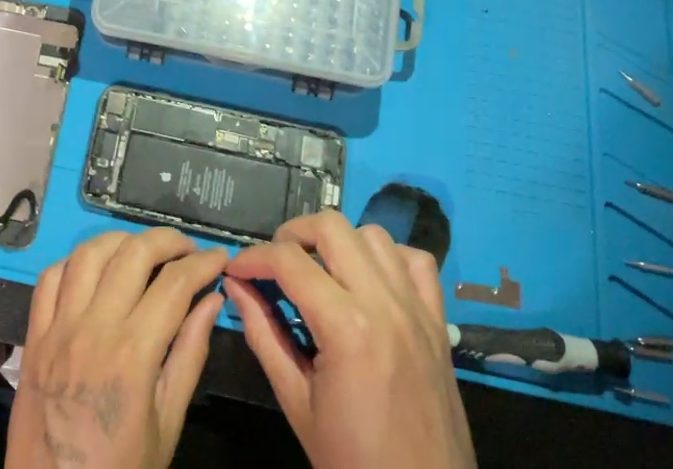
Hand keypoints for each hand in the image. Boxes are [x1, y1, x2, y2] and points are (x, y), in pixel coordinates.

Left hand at [7, 228, 230, 468]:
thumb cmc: (120, 467)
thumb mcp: (167, 421)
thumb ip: (189, 354)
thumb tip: (213, 301)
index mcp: (133, 353)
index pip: (174, 284)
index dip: (202, 263)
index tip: (219, 258)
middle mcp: (93, 327)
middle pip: (132, 254)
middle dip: (166, 240)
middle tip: (187, 249)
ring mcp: (58, 327)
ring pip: (88, 254)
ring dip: (120, 241)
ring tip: (143, 249)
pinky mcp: (34, 334)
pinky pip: (50, 278)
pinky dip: (75, 262)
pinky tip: (95, 269)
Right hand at [223, 211, 473, 468]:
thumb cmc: (351, 457)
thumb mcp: (296, 401)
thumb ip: (264, 334)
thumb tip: (235, 287)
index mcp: (346, 327)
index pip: (288, 261)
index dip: (252, 257)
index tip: (234, 270)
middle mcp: (385, 303)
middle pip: (332, 227)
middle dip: (292, 234)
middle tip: (272, 263)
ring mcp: (417, 308)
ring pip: (373, 235)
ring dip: (338, 242)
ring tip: (317, 269)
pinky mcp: (437, 321)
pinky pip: (416, 262)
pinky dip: (387, 257)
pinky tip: (366, 278)